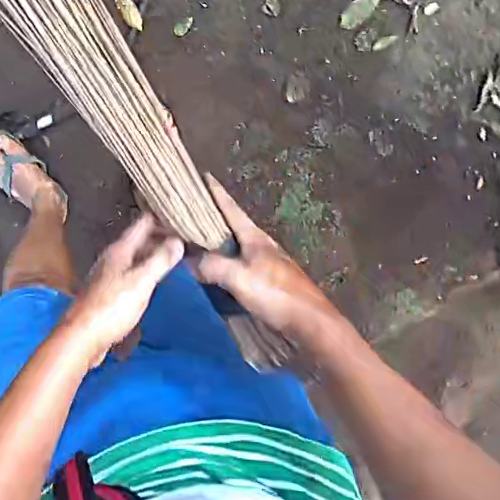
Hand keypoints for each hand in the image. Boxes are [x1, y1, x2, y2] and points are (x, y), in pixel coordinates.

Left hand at [62, 214, 183, 363]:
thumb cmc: (111, 308)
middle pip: (139, 239)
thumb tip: (178, 240)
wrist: (82, 338)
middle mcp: (112, 258)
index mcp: (120, 250)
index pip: (143, 223)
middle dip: (160, 235)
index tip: (182, 217)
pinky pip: (131, 272)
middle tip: (185, 236)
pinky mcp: (107, 292)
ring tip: (174, 254)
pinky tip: (153, 278)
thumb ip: (160, 260)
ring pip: (135, 256)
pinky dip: (145, 269)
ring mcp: (108, 274)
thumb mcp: (141, 282)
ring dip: (153, 253)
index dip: (162, 218)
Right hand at [194, 175, 345, 343]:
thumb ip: (212, 266)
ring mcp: (269, 262)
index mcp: (255, 238)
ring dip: (221, 240)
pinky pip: (242, 262)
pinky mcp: (272, 280)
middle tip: (193, 210)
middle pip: (234, 225)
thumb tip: (188, 259)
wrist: (312, 323)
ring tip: (201, 239)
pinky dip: (228, 259)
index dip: (217, 193)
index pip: (231, 209)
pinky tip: (221, 268)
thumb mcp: (238, 278)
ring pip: (238, 245)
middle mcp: (262, 245)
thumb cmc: (276, 294)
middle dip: (215, 216)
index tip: (204, 176)